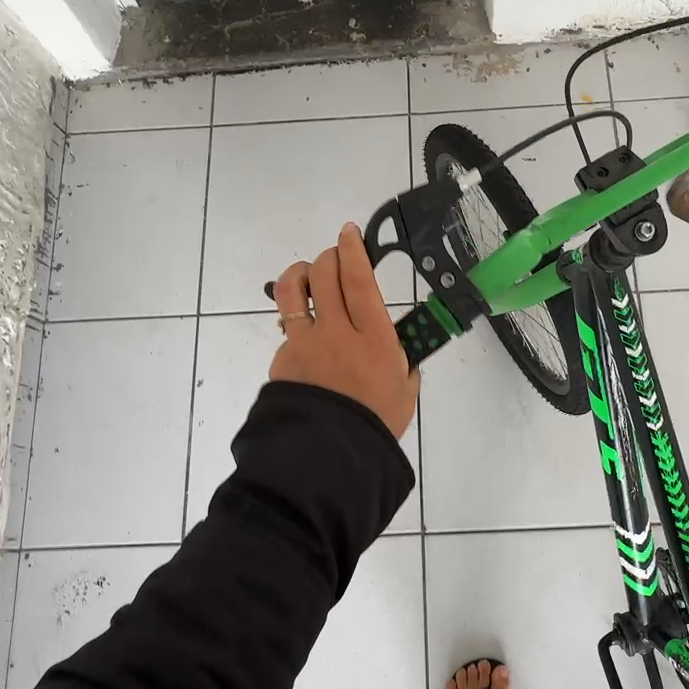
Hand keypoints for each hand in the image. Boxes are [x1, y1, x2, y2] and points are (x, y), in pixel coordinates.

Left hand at [269, 223, 419, 437]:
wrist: (328, 456)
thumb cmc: (375, 425)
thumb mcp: (405, 393)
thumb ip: (404, 364)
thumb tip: (400, 351)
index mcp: (374, 338)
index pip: (359, 280)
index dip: (353, 250)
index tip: (350, 232)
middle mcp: (337, 332)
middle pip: (325, 274)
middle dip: (330, 256)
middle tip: (336, 257)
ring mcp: (304, 342)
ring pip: (293, 289)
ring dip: (301, 272)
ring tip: (308, 275)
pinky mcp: (283, 357)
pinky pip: (288, 326)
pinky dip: (296, 318)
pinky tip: (304, 331)